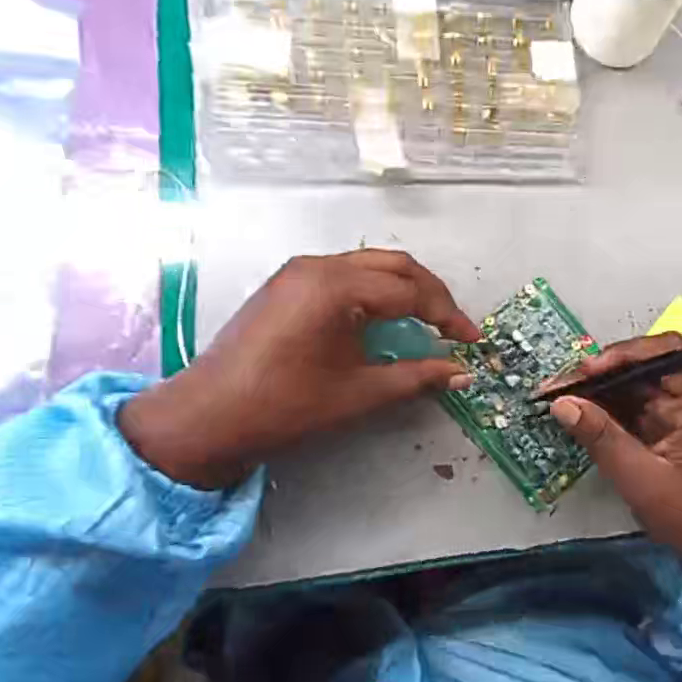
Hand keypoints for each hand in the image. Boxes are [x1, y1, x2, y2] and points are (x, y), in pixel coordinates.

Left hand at [119, 250, 481, 489]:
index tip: (471, 341)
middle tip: (453, 327)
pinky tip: (381, 318)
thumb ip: (415, 376)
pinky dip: (371, 292)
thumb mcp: (358, 393)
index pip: (409, 290)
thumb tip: (461, 372)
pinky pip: (341, 275)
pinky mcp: (284, 284)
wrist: (210, 415)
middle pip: (392, 265)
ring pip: (366, 266)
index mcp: (336, 286)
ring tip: (425, 321)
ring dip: (401, 289)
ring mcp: (296, 271)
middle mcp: (317, 265)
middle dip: (429, 293)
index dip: (447, 316)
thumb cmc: (285, 406)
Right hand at [545, 334, 681, 619]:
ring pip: (632, 386)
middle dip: (599, 373)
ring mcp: (678, 415)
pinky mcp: (664, 430)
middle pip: (643, 367)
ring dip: (596, 391)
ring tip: (558, 398)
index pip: (668, 352)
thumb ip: (602, 439)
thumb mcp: (643, 481)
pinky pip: (630, 408)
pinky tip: (576, 414)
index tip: (588, 371)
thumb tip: (561, 404)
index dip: (625, 353)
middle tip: (559, 387)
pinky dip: (603, 409)